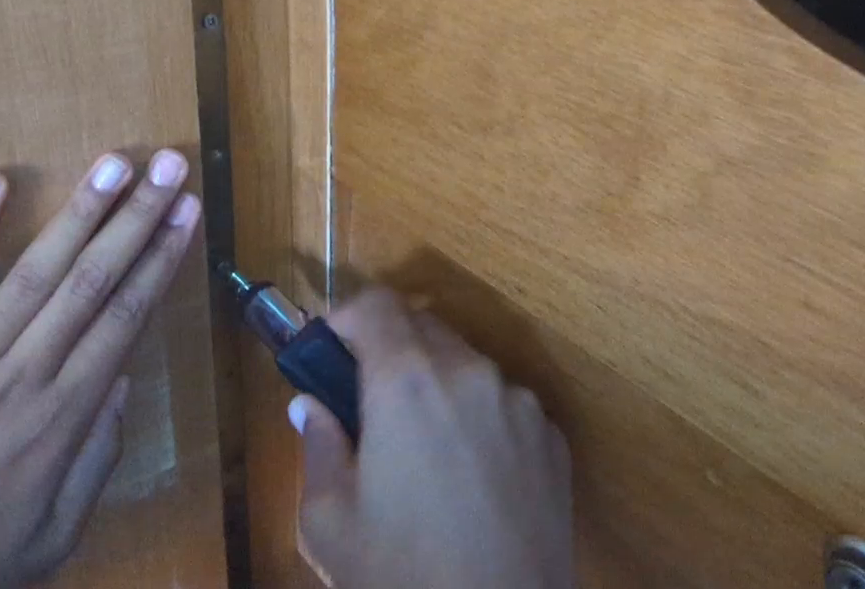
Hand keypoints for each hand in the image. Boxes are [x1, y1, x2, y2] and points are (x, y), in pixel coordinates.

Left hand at [0, 150, 200, 588]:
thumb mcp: (54, 536)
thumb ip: (98, 458)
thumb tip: (123, 381)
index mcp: (65, 415)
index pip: (127, 316)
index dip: (161, 258)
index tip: (186, 211)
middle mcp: (26, 375)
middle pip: (94, 281)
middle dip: (137, 218)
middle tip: (168, 165)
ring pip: (34, 273)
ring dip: (79, 212)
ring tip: (114, 162)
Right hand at [293, 289, 573, 588]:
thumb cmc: (401, 576)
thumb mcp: (330, 522)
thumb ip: (318, 445)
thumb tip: (312, 405)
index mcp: (407, 380)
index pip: (376, 303)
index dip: (347, 318)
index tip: (332, 352)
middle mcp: (469, 372)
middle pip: (422, 328)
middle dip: (390, 351)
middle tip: (370, 406)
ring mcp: (519, 401)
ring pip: (466, 365)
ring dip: (438, 384)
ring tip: (425, 450)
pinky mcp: (552, 435)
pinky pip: (505, 403)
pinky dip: (480, 417)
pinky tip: (473, 478)